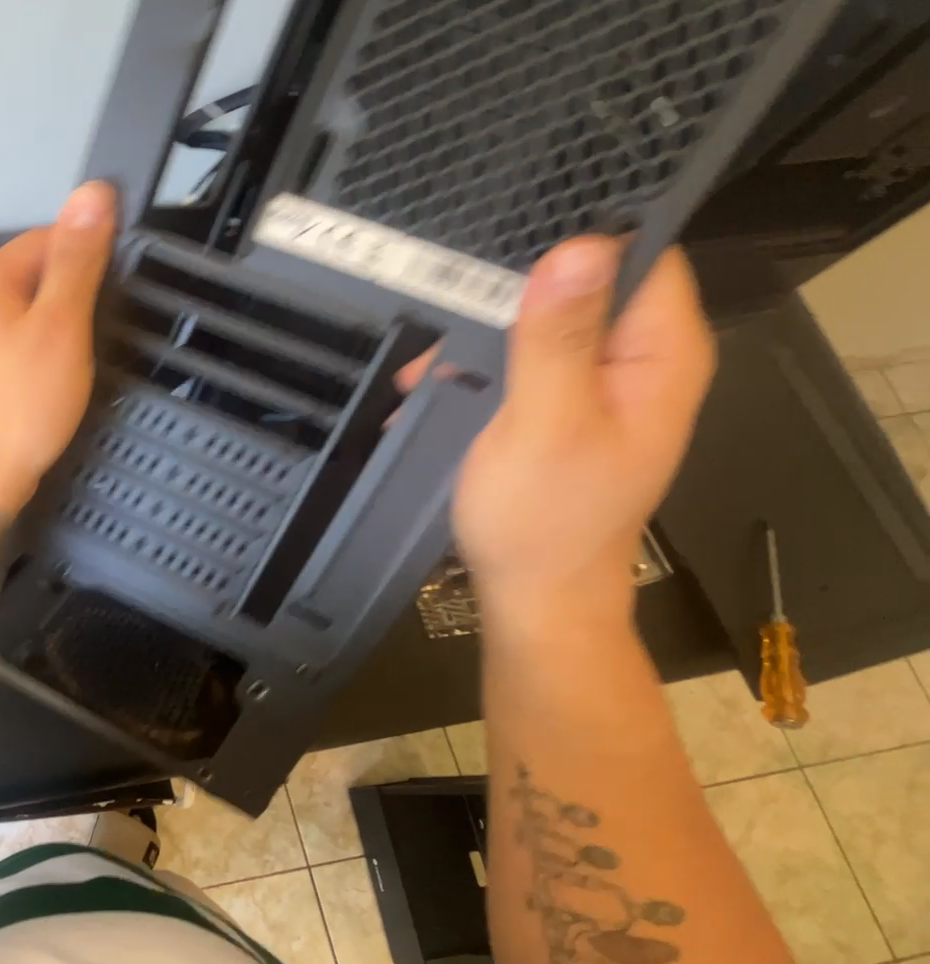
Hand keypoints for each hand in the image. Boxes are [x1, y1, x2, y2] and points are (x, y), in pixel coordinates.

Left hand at [0, 181, 118, 515]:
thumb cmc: (22, 406)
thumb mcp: (62, 326)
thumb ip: (77, 260)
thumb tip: (94, 190)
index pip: (48, 238)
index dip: (87, 262)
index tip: (109, 301)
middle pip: (35, 276)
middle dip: (71, 300)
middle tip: (92, 341)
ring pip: (25, 315)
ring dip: (56, 331)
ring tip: (72, 368)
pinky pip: (12, 346)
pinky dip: (36, 357)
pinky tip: (46, 385)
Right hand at [438, 237, 715, 619]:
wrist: (533, 595)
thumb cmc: (541, 517)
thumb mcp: (543, 421)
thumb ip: (557, 337)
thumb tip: (579, 247)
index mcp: (658, 355)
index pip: (637, 258)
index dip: (571, 254)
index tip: (496, 276)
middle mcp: (639, 363)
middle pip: (579, 293)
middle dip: (501, 310)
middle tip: (441, 347)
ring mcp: (601, 391)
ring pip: (541, 331)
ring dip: (478, 348)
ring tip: (423, 380)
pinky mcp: (565, 414)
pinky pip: (525, 368)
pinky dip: (478, 377)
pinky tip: (434, 398)